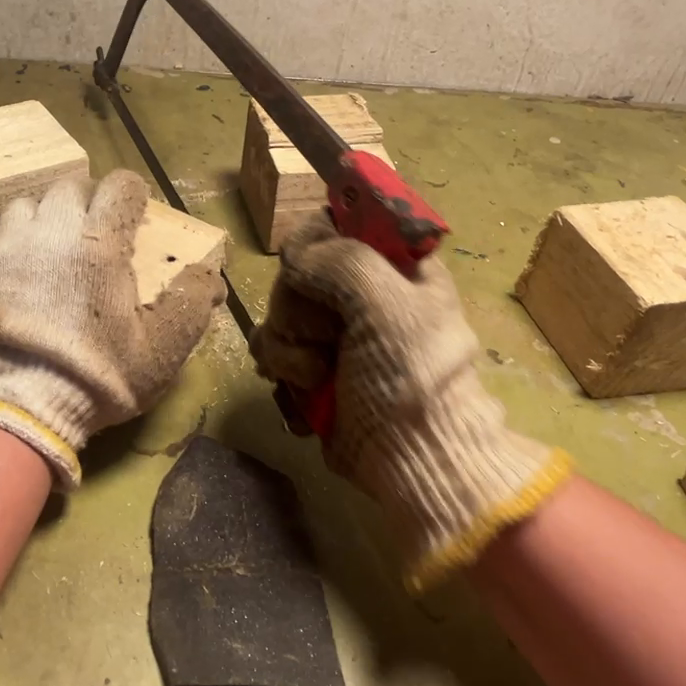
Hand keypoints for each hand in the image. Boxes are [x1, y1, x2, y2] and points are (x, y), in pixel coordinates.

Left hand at [0, 170, 226, 487]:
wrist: (16, 407)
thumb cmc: (96, 376)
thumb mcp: (162, 349)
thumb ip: (192, 303)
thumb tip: (211, 273)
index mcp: (99, 241)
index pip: (120, 185)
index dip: (132, 195)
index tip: (135, 219)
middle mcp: (51, 230)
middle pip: (70, 186)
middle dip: (87, 201)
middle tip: (95, 233)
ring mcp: (6, 246)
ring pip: (26, 206)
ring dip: (44, 218)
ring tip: (50, 249)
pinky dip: (9, 249)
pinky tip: (15, 278)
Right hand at [251, 214, 571, 590]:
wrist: (412, 464)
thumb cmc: (413, 379)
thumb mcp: (389, 306)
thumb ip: (340, 261)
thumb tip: (294, 257)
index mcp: (395, 264)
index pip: (339, 221)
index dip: (318, 243)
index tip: (313, 271)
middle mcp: (362, 290)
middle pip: (296, 270)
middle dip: (298, 311)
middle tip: (327, 340)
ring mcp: (334, 330)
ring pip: (277, 312)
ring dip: (289, 351)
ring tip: (318, 378)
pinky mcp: (311, 366)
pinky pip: (272, 350)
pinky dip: (282, 373)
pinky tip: (304, 394)